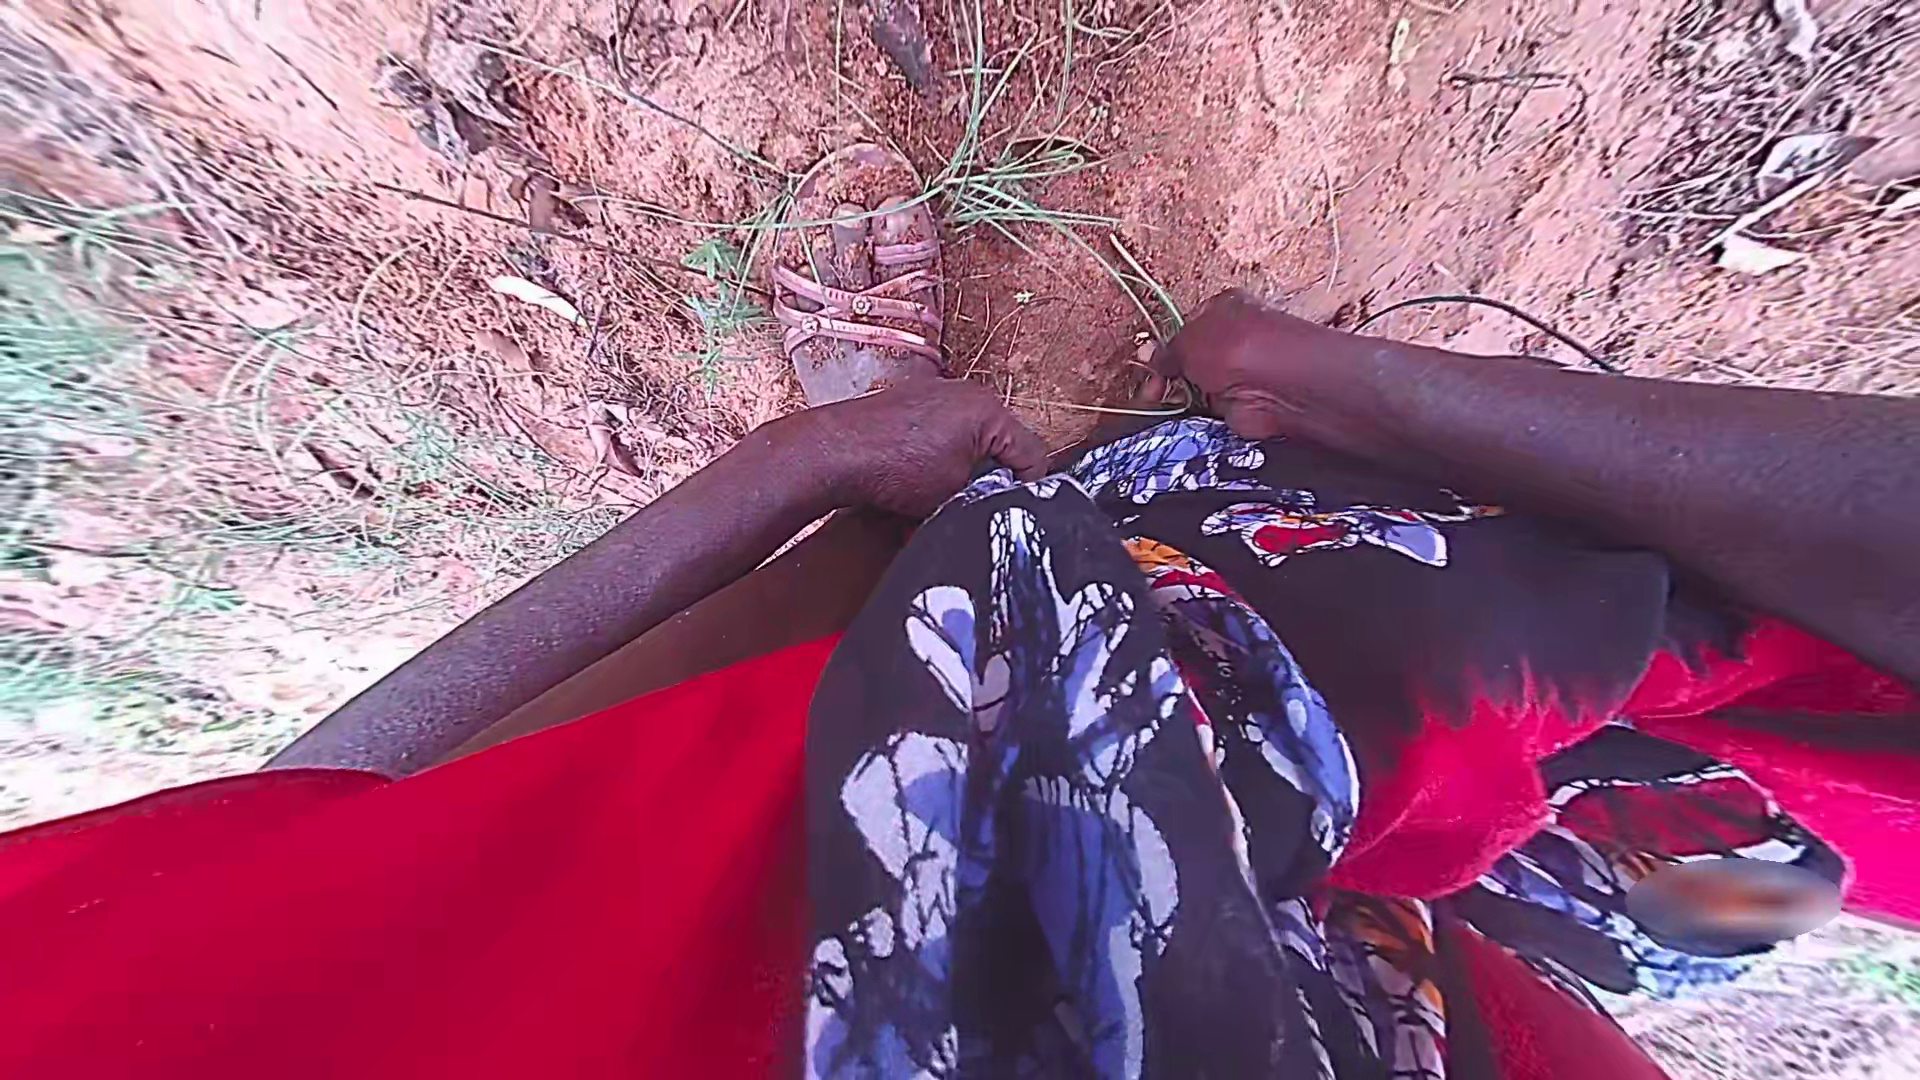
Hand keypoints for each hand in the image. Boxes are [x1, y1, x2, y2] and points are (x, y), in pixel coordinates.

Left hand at [791, 379, 1049, 517]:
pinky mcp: (914, 402)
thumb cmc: (891, 467)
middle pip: (1003, 443)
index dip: (1029, 489)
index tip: (1017, 509)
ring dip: (968, 466)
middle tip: (980, 503)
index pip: (1033, 453)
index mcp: (988, 410)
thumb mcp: (955, 493)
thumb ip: (990, 492)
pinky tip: (924, 476)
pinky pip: (946, 431)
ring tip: (946, 492)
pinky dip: (944, 454)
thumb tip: (998, 499)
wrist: (835, 453)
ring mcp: (937, 394)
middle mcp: (966, 393)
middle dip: (995, 476)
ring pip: (974, 438)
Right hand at [1155, 290, 1387, 455]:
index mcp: (1221, 309)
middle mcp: (1228, 339)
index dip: (1162, 345)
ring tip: (1155, 403)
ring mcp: (1231, 372)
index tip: (1146, 363)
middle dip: (1163, 375)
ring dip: (1171, 396)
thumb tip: (1146, 355)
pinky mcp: (1232, 403)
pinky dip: (1186, 414)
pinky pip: (1200, 409)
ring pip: (1189, 385)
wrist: (1277, 387)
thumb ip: (1165, 350)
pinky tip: (1172, 416)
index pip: (1183, 326)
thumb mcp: (1188, 340)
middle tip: (1149, 391)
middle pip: (1185, 358)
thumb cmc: (1233, 348)